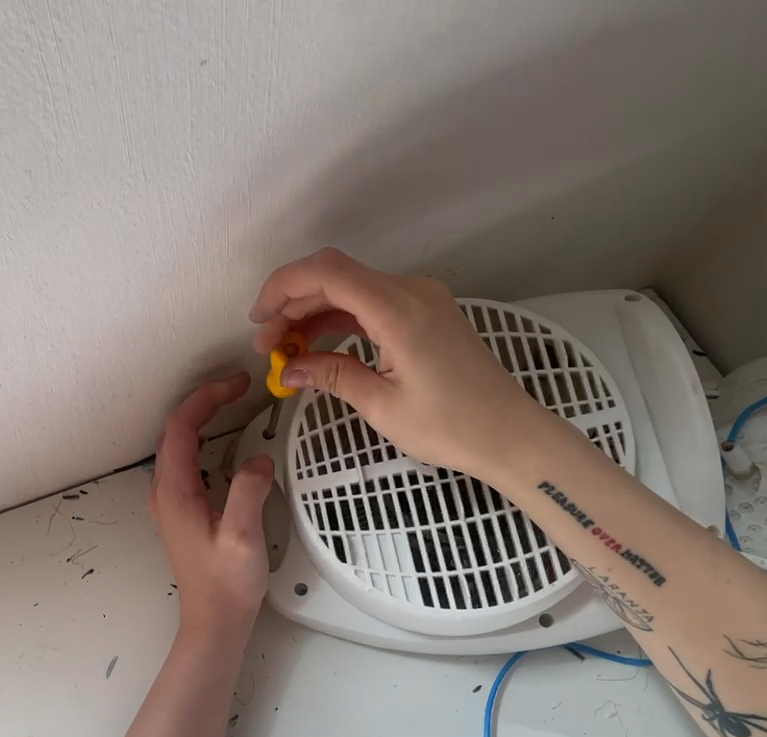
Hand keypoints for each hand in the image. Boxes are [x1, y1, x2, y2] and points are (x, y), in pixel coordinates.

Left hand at [148, 373, 275, 637]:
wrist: (214, 620)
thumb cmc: (225, 585)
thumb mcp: (243, 535)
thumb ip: (250, 490)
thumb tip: (258, 460)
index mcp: (175, 492)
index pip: (182, 427)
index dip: (207, 398)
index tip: (237, 384)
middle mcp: (165, 493)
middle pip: (176, 431)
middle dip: (205, 402)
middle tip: (238, 387)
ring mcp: (171, 503)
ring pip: (179, 445)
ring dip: (202, 419)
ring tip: (232, 404)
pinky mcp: (182, 512)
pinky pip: (186, 463)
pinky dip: (203, 441)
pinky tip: (224, 443)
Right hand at [249, 248, 548, 477]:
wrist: (509, 434)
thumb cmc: (452, 426)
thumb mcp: (381, 405)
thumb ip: (332, 375)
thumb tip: (290, 367)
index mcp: (398, 310)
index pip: (327, 272)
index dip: (283, 287)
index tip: (257, 320)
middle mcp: (411, 291)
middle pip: (336, 276)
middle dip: (293, 305)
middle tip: (267, 347)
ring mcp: (422, 299)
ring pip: (352, 289)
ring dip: (315, 313)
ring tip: (287, 351)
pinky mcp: (427, 314)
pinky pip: (373, 304)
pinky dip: (341, 320)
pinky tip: (321, 347)